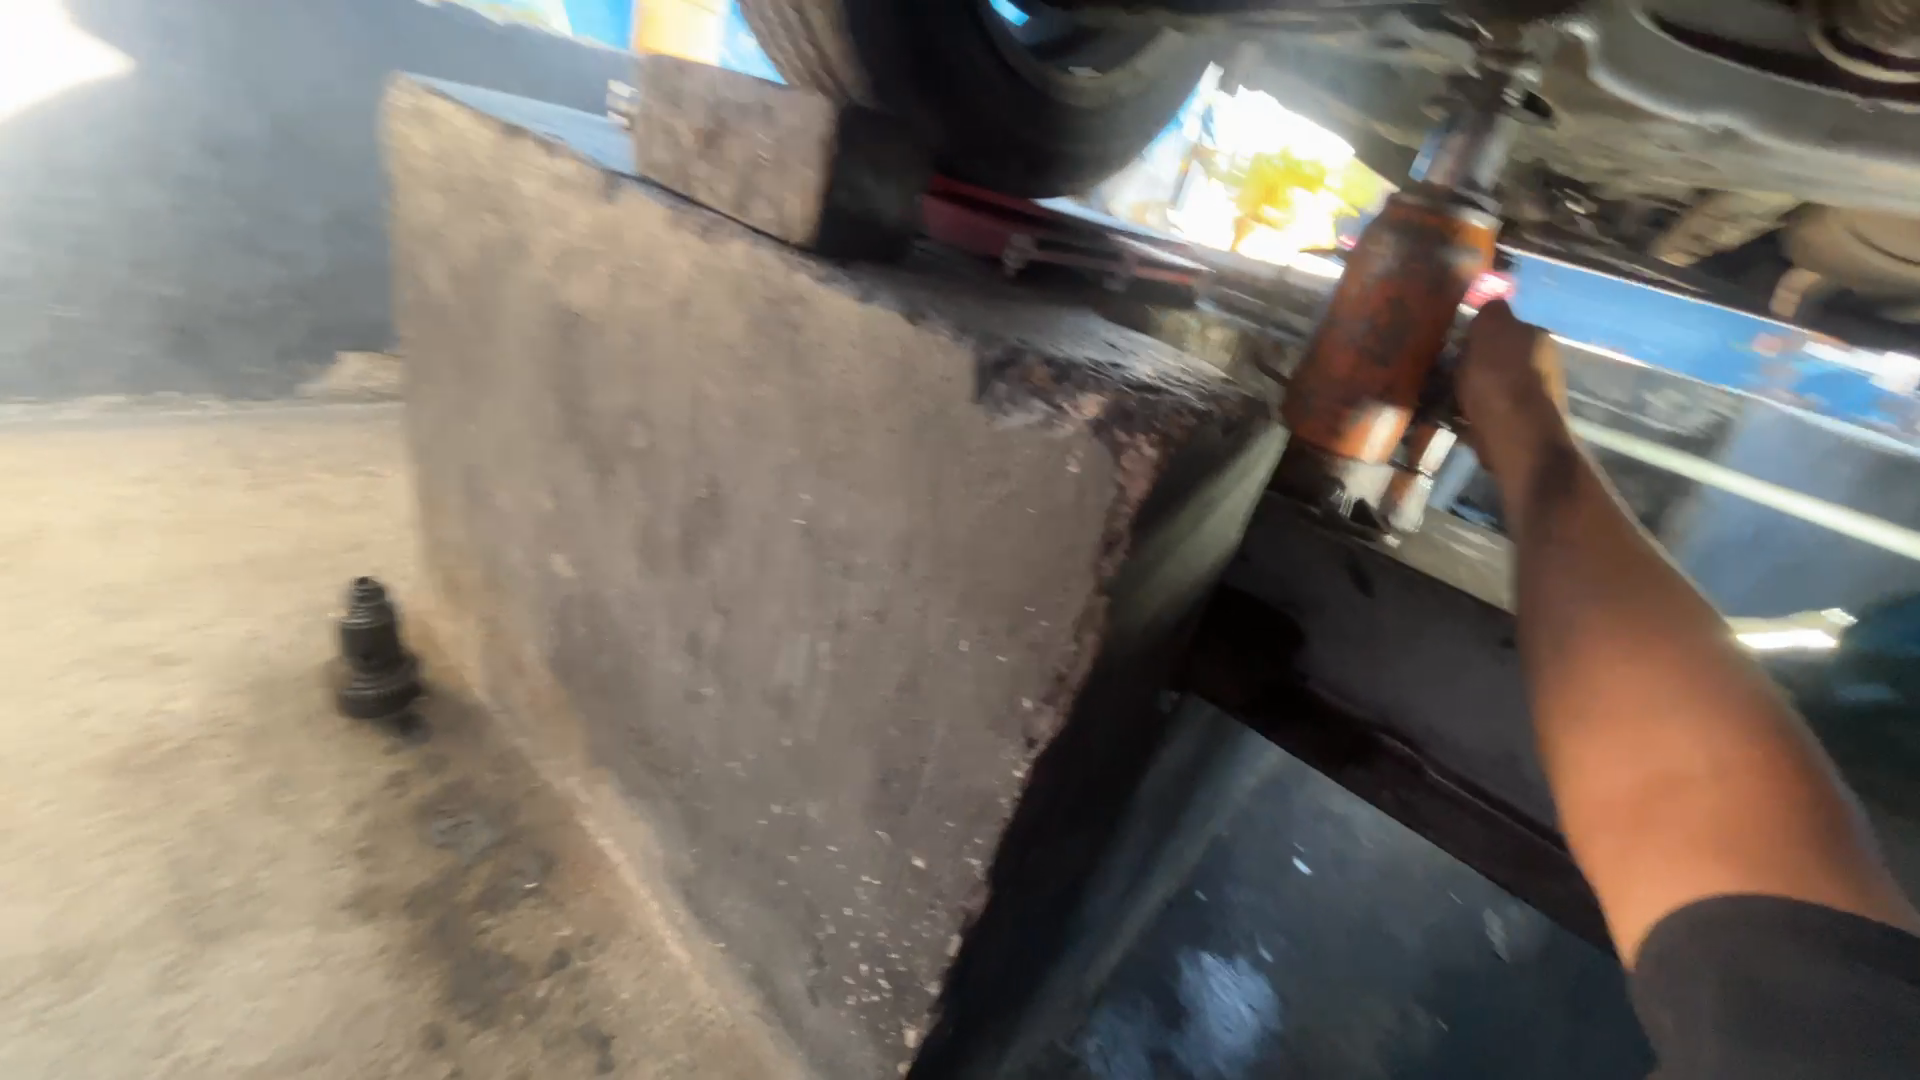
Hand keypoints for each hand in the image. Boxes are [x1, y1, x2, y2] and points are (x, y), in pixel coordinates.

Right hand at [1456, 300, 1571, 492]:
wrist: (1516, 435)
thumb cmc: (1497, 382)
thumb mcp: (1489, 335)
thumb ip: (1491, 313)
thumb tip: (1492, 299)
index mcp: (1536, 336)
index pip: (1504, 325)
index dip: (1476, 334)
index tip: (1452, 345)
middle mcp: (1543, 360)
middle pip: (1500, 354)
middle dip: (1475, 361)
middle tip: (1445, 372)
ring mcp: (1536, 391)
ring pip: (1495, 381)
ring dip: (1473, 386)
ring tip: (1446, 398)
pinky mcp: (1524, 418)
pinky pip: (1492, 406)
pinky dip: (1476, 409)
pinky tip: (1459, 417)